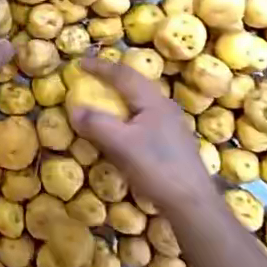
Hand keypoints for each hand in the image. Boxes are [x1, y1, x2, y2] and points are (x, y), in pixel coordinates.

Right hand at [69, 58, 217, 214]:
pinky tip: (122, 128)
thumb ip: (97, 124)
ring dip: (120, 96)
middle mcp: (164, 107)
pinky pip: (144, 117)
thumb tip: (74, 109)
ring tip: (104, 99)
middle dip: (113, 78)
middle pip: (135, 84)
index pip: (124, 74)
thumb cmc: (157, 168)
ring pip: (141, 101)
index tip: (80, 63)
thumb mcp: (121, 145)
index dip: (101, 67)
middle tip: (92, 77)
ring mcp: (171, 125)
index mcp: (153, 101)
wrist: (192, 202)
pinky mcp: (172, 142)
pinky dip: (127, 114)